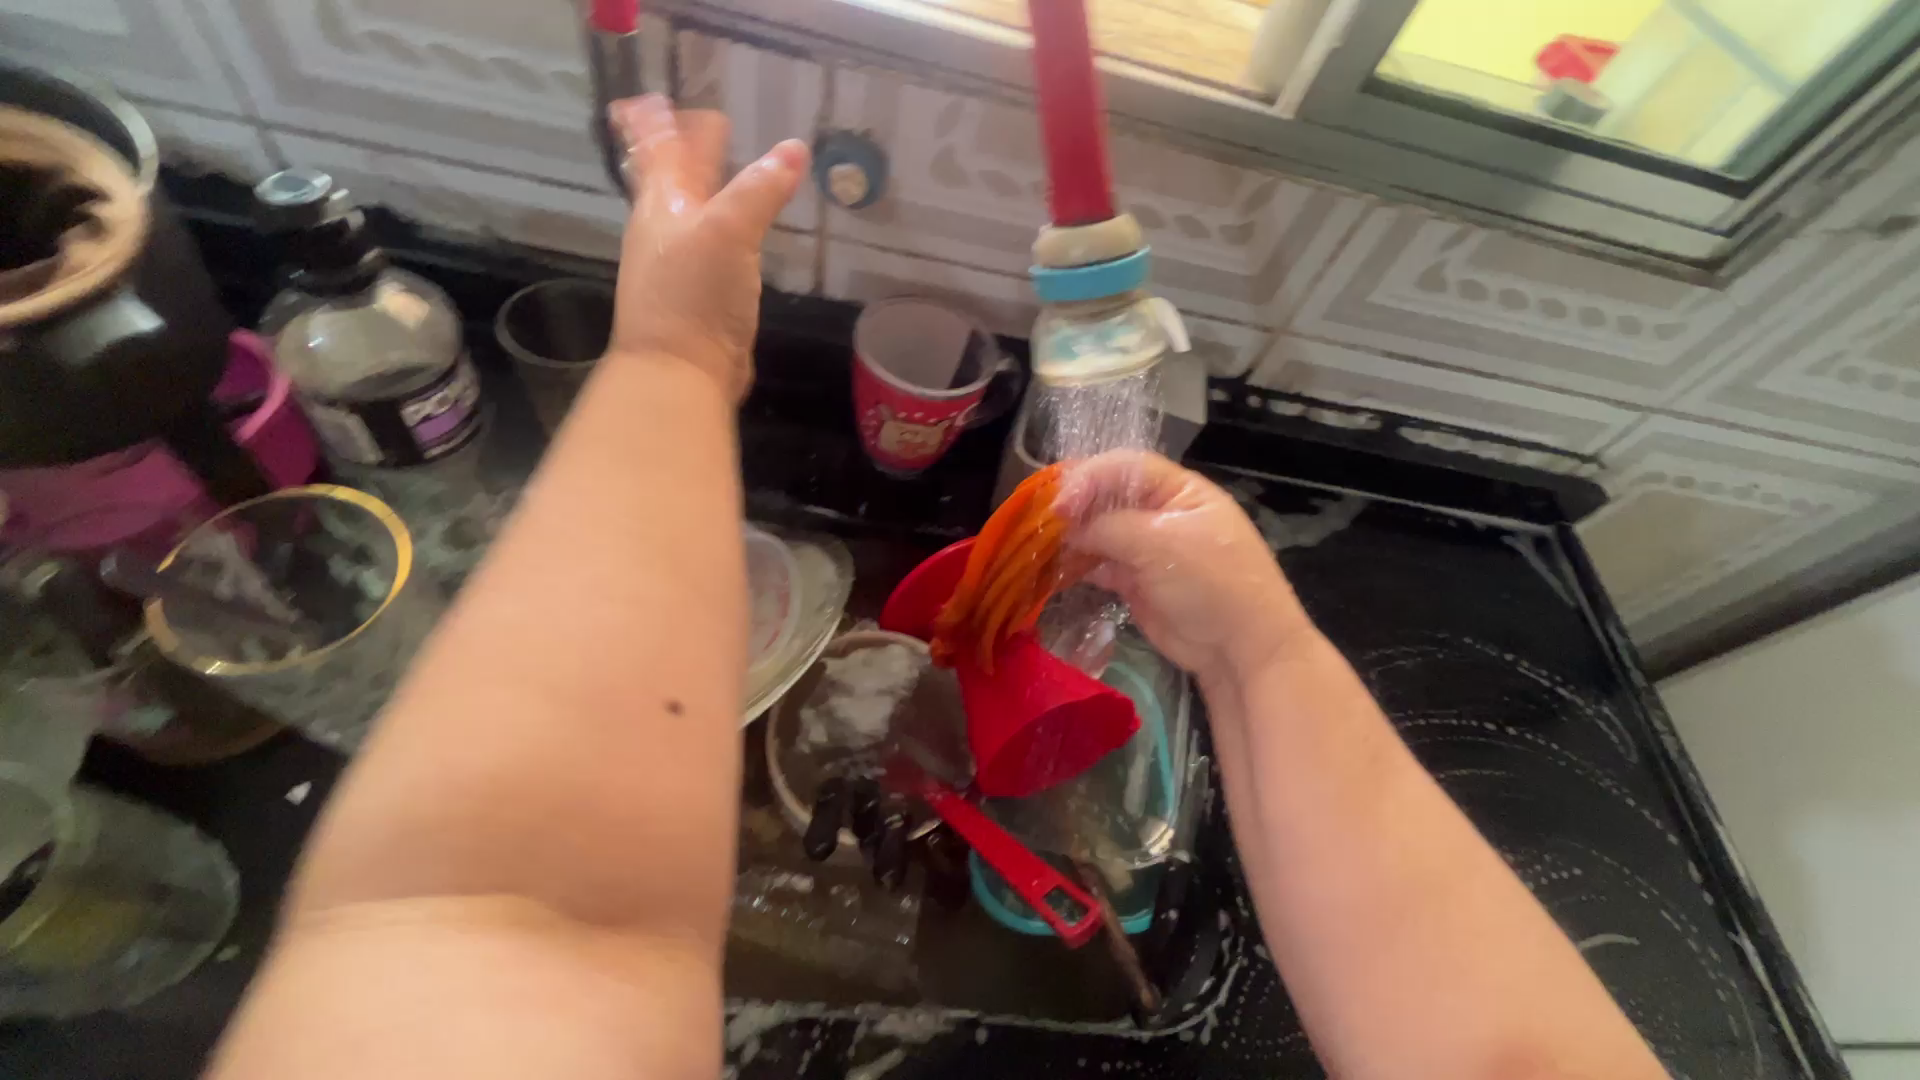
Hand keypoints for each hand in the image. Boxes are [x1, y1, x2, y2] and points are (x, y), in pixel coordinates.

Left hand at [608, 95, 809, 401]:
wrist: (682, 373)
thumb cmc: (694, 296)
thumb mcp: (730, 232)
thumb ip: (760, 189)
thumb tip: (795, 147)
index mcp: (661, 205)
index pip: (659, 149)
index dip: (664, 123)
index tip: (670, 101)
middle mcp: (665, 231)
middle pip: (673, 180)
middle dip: (686, 152)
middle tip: (707, 129)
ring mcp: (680, 268)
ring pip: (692, 216)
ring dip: (706, 190)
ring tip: (726, 174)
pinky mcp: (700, 299)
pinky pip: (711, 250)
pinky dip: (724, 232)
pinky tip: (738, 237)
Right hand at [1057, 451, 1314, 685]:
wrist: (1240, 649)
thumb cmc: (1211, 583)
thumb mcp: (1162, 544)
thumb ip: (1109, 528)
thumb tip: (1066, 527)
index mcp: (1178, 491)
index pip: (1124, 468)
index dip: (1088, 479)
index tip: (1061, 505)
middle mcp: (1160, 513)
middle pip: (1107, 497)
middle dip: (1075, 507)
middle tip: (1043, 523)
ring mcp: (1147, 548)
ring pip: (1099, 532)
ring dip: (1072, 537)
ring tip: (1042, 546)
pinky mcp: (1135, 581)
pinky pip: (1099, 565)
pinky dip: (1078, 566)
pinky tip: (1056, 570)